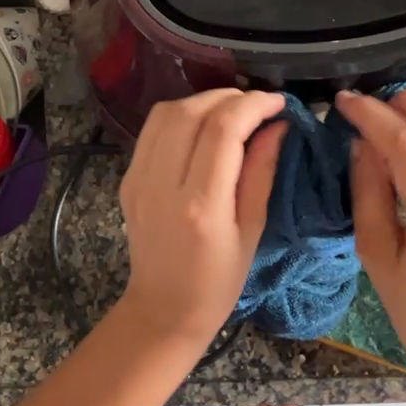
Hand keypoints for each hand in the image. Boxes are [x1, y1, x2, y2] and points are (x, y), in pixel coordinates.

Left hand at [118, 90, 286, 340]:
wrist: (163, 307)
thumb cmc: (218, 280)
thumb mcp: (252, 230)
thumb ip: (262, 172)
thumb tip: (277, 125)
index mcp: (200, 205)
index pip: (222, 130)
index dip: (253, 105)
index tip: (278, 102)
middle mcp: (161, 184)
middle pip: (191, 113)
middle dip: (228, 98)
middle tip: (257, 105)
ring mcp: (137, 179)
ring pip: (166, 113)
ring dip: (202, 101)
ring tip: (231, 111)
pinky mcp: (127, 178)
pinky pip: (152, 130)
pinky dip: (180, 117)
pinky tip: (202, 126)